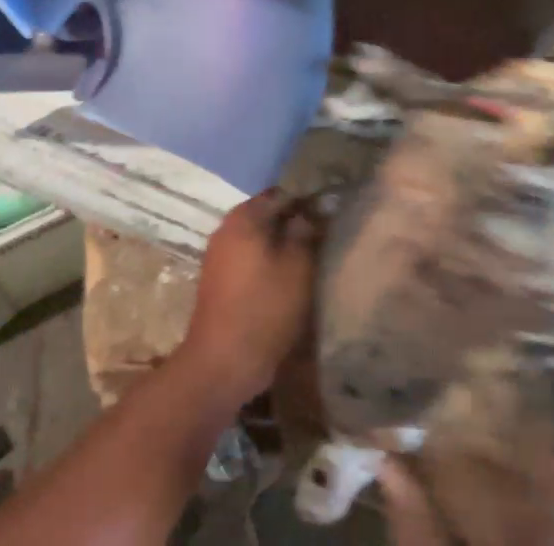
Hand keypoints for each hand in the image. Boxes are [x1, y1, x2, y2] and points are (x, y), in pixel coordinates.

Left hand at [177, 191, 322, 404]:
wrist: (223, 360)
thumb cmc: (265, 308)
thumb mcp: (297, 267)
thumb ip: (305, 232)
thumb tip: (311, 209)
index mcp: (243, 217)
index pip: (280, 193)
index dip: (308, 198)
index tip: (333, 209)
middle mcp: (227, 229)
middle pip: (268, 215)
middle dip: (296, 222)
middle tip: (329, 235)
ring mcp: (220, 255)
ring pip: (260, 239)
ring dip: (284, 245)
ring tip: (316, 257)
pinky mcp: (221, 280)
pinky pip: (251, 260)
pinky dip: (270, 263)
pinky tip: (292, 277)